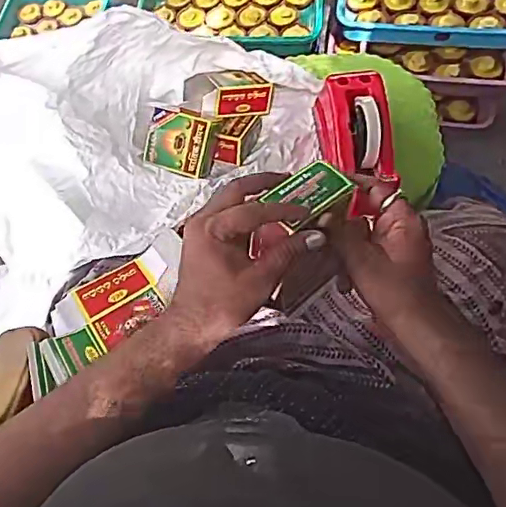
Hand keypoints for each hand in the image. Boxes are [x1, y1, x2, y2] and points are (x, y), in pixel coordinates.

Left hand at [159, 172, 321, 350]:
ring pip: (229, 199)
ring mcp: (199, 227)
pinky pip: (225, 214)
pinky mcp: (201, 237)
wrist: (191, 325)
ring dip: (254, 195)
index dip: (283, 208)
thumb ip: (287, 253)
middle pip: (236, 190)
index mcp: (212, 228)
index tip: (305, 209)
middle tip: (290, 181)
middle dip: (264, 183)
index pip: (254, 209)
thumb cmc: (221, 306)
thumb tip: (314, 236)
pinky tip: (264, 218)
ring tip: (281, 194)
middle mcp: (201, 221)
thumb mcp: (260, 280)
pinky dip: (245, 211)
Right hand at [331, 178, 447, 333]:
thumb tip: (324, 213)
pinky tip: (341, 275)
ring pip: (362, 231)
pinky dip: (351, 257)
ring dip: (343, 241)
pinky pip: (365, 249)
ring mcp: (395, 245)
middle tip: (315, 215)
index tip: (325, 183)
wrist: (415, 326)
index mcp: (401, 218)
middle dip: (340, 216)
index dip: (350, 183)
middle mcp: (400, 227)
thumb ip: (339, 231)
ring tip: (324, 248)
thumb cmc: (394, 291)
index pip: (375, 187)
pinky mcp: (389, 262)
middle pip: (365, 209)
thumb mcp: (360, 257)